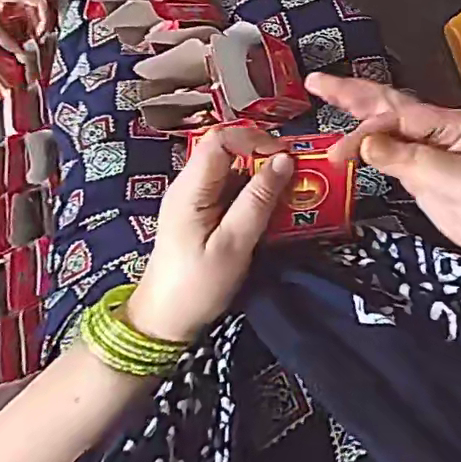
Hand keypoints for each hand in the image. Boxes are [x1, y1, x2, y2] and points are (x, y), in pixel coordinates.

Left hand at [0, 0, 54, 52]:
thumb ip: (4, 38)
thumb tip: (19, 51)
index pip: (42, 3)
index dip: (45, 20)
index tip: (38, 34)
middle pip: (45, 0)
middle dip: (46, 19)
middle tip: (41, 34)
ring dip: (39, 15)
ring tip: (34, 31)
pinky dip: (31, 10)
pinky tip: (25, 22)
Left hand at [126, 126, 294, 341]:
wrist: (163, 322)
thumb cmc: (196, 286)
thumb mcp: (233, 245)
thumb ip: (257, 201)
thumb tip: (284, 160)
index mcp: (190, 188)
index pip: (220, 139)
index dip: (254, 139)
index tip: (285, 157)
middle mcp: (190, 184)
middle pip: (227, 150)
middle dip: (264, 156)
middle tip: (296, 174)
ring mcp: (195, 198)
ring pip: (232, 169)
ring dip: (263, 175)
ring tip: (291, 192)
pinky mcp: (202, 212)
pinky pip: (231, 189)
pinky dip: (254, 192)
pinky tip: (273, 209)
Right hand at [311, 73, 460, 266]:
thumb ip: (413, 161)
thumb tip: (367, 144)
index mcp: (449, 124)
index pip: (397, 117)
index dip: (367, 130)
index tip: (342, 152)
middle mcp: (433, 131)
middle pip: (387, 105)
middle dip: (351, 93)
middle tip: (315, 83)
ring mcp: (425, 153)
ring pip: (383, 125)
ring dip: (354, 111)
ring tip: (324, 94)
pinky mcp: (419, 176)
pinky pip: (385, 153)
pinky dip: (362, 144)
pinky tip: (347, 140)